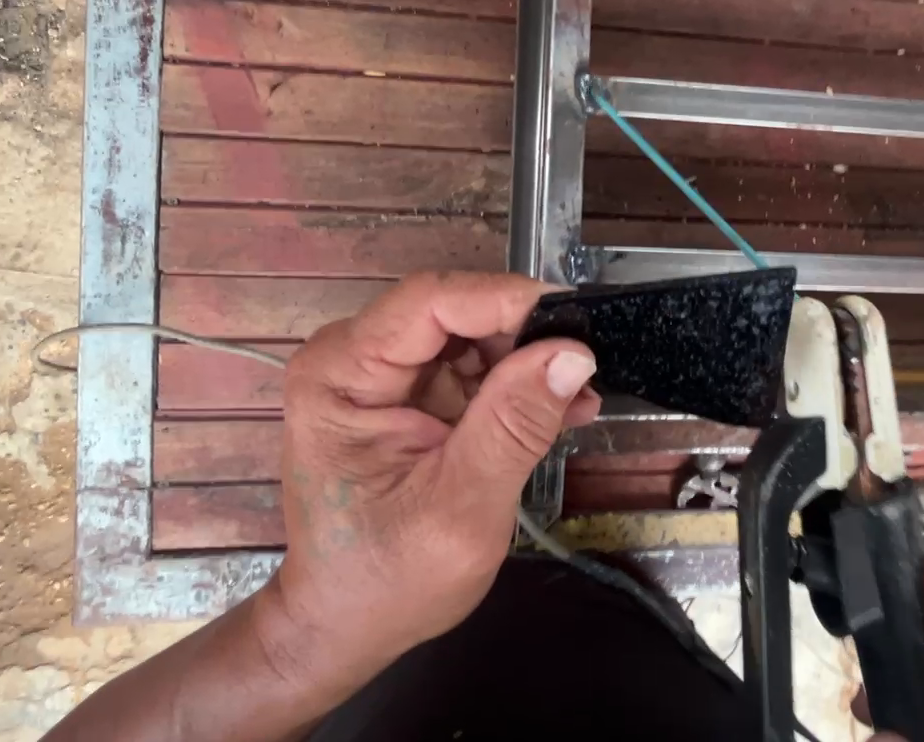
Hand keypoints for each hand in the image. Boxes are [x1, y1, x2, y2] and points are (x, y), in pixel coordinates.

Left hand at [258, 272, 600, 699]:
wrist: (347, 623)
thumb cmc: (389, 579)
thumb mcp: (461, 509)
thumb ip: (514, 425)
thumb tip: (574, 353)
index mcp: (342, 373)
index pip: (429, 301)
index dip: (505, 300)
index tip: (574, 322)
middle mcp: (352, 356)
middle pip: (451, 310)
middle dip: (520, 334)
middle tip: (580, 369)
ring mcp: (380, 371)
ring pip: (469, 332)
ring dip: (524, 359)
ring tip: (574, 398)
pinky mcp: (407, 390)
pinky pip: (469, 364)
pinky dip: (513, 382)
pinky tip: (557, 409)